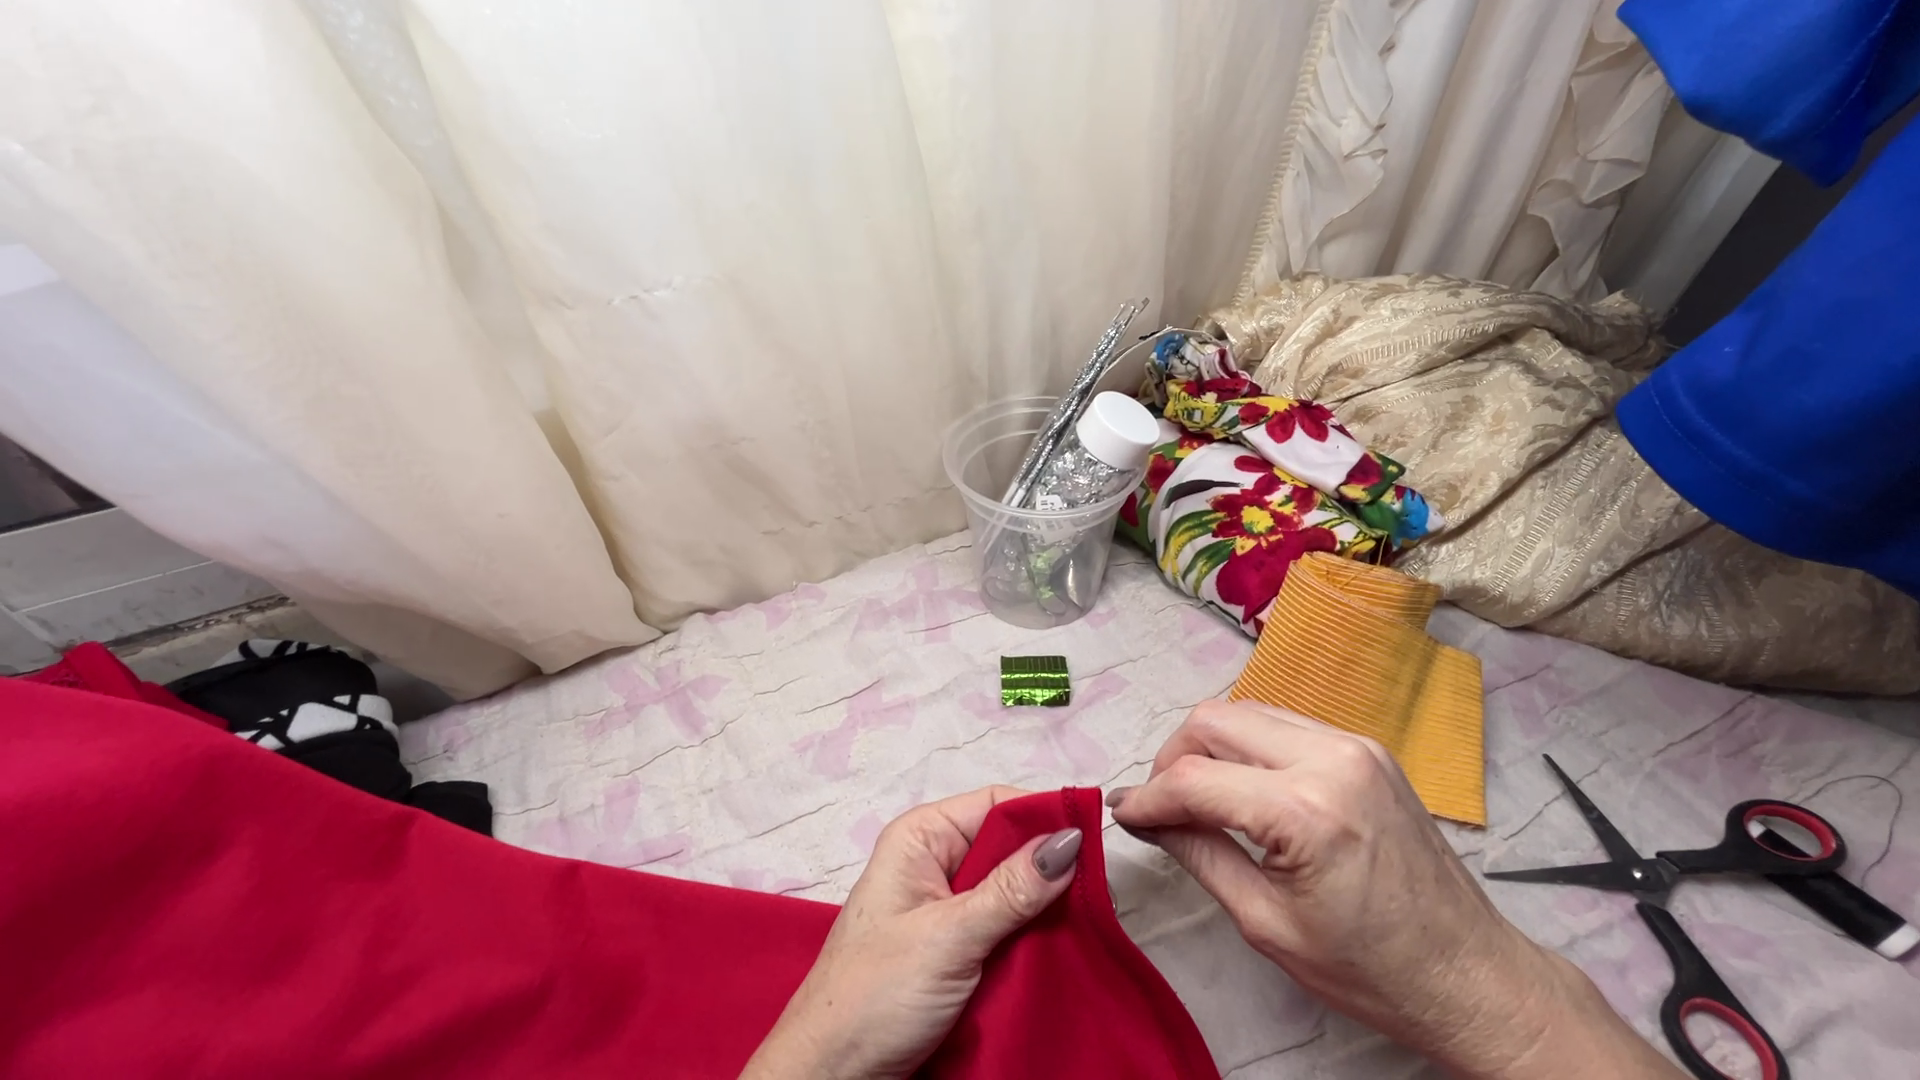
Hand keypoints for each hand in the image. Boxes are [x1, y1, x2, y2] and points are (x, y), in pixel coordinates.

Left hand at [740, 787, 1082, 1079]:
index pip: (995, 804)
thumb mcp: (950, 937)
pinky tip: (1060, 948)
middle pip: (1007, 846)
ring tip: (1088, 923)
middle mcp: (934, 861)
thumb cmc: (874, 996)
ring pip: (1011, 888)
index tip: (1093, 842)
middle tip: (1099, 895)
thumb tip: (1069, 838)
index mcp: (921, 837)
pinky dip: (1031, 935)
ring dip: (1044, 906)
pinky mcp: (955, 945)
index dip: (1042, 816)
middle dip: (1050, 866)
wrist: (831, 1077)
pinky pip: (1005, 925)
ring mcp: (945, 905)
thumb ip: (1011, 890)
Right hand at [1109, 701, 1681, 1079]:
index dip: (1148, 796)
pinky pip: (1282, 723)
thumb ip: (1196, 854)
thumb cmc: (1367, 970)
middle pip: (1212, 720)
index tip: (1123, 815)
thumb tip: (1141, 815)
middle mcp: (1330, 758)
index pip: (1194, 779)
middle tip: (1162, 806)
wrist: (1472, 975)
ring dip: (1207, 745)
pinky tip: (1243, 786)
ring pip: (1245, 711)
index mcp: (1306, 811)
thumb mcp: (1264, 923)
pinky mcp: (1366, 747)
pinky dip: (1246, 745)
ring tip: (1197, 795)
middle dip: (1172, 758)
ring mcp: (1353, 744)